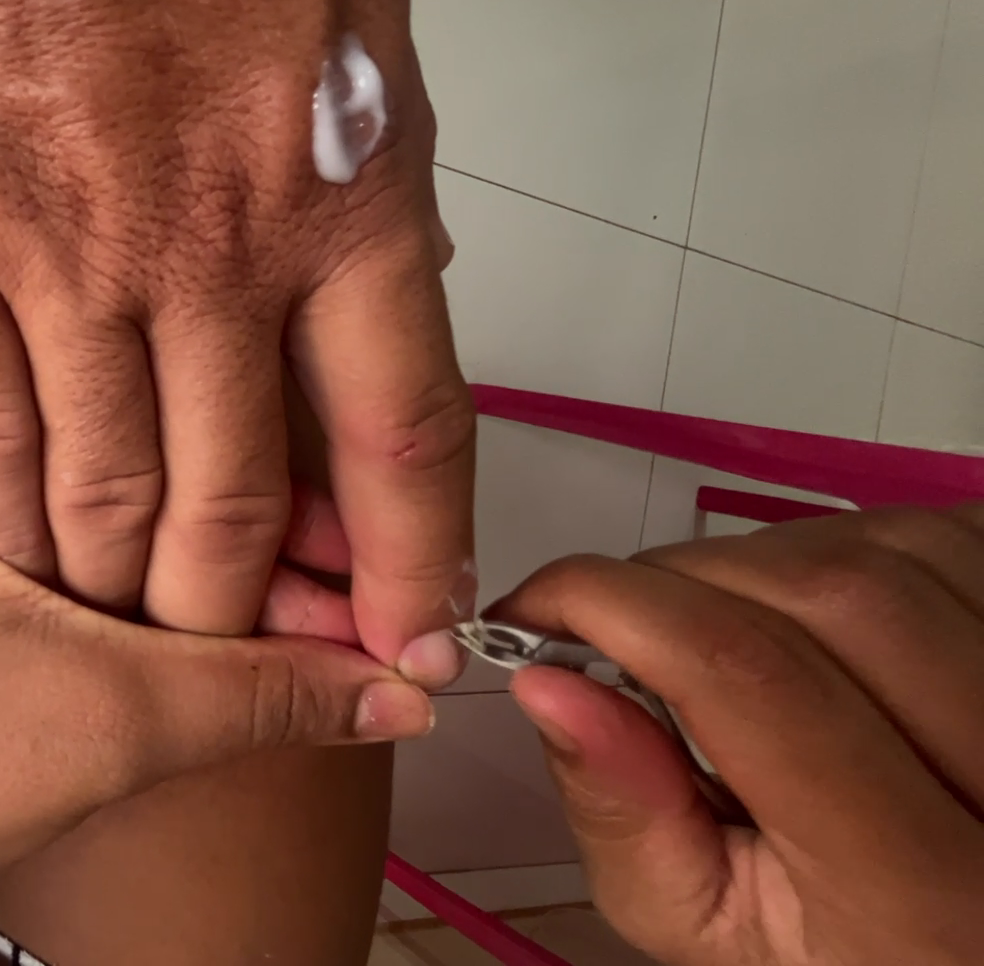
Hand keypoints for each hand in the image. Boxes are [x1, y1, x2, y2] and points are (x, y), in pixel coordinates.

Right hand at [0, 0, 473, 682]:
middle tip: (217, 651)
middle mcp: (201, 245)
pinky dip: (3, 522)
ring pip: (101, 488)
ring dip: (113, 585)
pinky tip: (12, 561)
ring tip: (112, 629)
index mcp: (331, 181)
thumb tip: (361, 300)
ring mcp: (57, 250)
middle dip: (226, 605)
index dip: (401, 561)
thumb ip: (351, 175)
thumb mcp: (338, 4)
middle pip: (230, 499)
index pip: (397, 433)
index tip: (397, 639)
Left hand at [0, 447, 430, 958]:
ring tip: (317, 639)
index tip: (372, 566)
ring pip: (151, 537)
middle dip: (280, 552)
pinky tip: (237, 646)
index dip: (291, 505)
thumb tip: (385, 683)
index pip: (176, 438)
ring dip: (236, 589)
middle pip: (175, 484)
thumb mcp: (108, 724)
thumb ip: (260, 696)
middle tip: (363, 613)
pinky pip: (113, 580)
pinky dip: (181, 613)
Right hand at [500, 506, 983, 965]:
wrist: (965, 952)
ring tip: (714, 619)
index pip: (745, 673)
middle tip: (617, 623)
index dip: (605, 602)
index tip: (524, 611)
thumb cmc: (816, 949)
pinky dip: (840, 547)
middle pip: (822, 592)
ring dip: (750, 560)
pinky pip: (948, 537)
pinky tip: (806, 610)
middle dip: (668, 580)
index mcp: (928, 898)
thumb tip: (541, 679)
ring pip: (886, 552)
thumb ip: (614, 809)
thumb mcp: (687, 917)